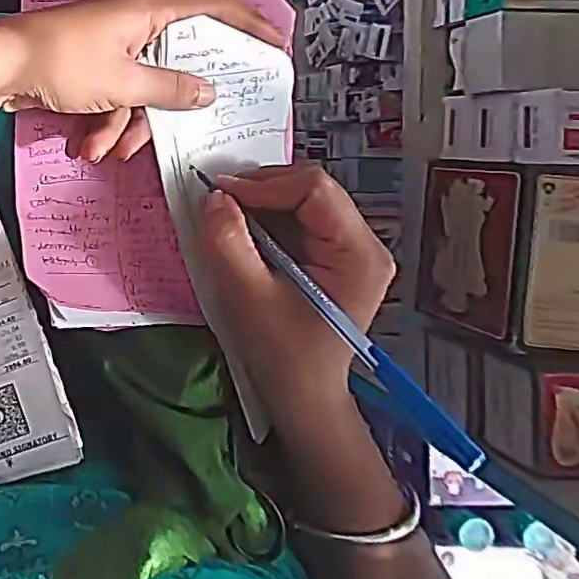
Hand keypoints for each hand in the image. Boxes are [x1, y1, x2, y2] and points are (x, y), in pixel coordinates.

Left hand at [0, 0, 282, 162]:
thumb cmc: (58, 60)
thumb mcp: (123, 82)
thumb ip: (169, 89)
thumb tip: (206, 91)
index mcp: (148, 13)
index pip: (213, 8)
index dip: (248, 23)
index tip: (274, 45)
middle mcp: (133, 25)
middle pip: (173, 66)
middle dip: (162, 108)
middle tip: (168, 132)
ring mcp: (110, 48)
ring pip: (140, 91)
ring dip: (124, 125)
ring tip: (103, 147)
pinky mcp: (90, 69)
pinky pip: (113, 98)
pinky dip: (103, 123)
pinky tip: (86, 144)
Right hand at [198, 163, 396, 403]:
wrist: (301, 394)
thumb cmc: (282, 353)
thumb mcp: (248, 297)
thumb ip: (229, 243)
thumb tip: (214, 198)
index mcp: (358, 255)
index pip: (315, 190)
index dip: (264, 184)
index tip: (220, 193)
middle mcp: (363, 244)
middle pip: (310, 189)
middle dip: (261, 190)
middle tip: (219, 202)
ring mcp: (348, 249)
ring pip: (300, 200)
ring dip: (260, 203)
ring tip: (228, 219)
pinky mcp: (330, 255)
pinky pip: (296, 218)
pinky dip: (264, 218)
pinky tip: (244, 233)